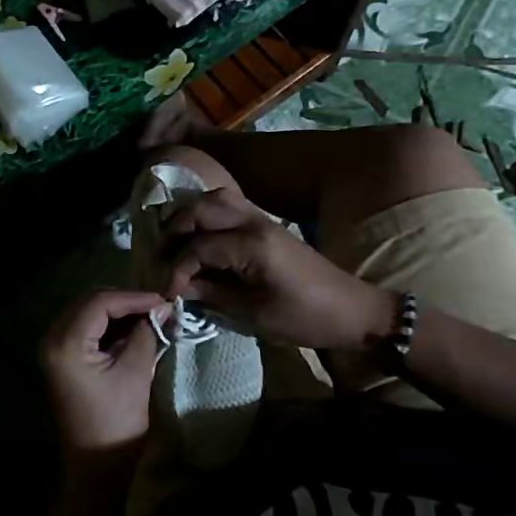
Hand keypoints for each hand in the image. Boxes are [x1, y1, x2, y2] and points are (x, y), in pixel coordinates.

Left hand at [40, 290, 168, 452]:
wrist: (96, 469)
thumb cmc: (117, 423)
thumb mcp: (135, 373)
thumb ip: (146, 333)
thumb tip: (160, 308)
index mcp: (65, 343)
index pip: (99, 302)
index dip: (133, 297)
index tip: (163, 300)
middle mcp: (52, 338)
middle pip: (90, 302)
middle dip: (125, 301)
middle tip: (158, 306)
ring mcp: (54, 348)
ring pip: (87, 312)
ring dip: (118, 311)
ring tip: (150, 314)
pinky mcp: (61, 358)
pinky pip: (85, 328)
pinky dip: (108, 325)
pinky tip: (133, 327)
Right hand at [163, 187, 394, 350]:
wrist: (352, 309)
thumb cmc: (304, 317)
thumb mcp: (255, 314)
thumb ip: (213, 294)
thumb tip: (180, 286)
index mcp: (250, 246)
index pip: (197, 247)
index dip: (176, 269)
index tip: (168, 291)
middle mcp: (253, 222)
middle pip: (199, 210)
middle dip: (175, 232)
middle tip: (164, 258)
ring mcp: (261, 217)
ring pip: (214, 198)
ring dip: (190, 216)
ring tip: (178, 241)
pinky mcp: (266, 221)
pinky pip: (230, 202)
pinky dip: (208, 211)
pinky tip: (202, 233)